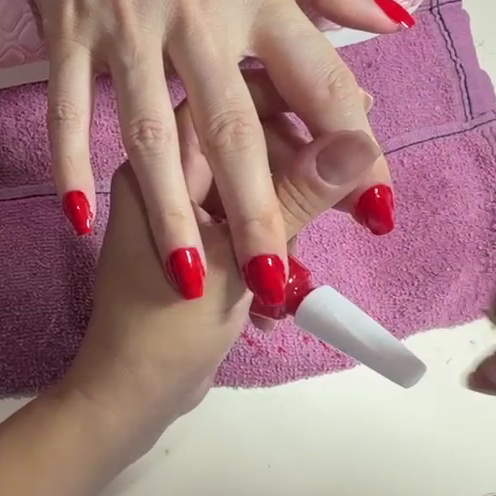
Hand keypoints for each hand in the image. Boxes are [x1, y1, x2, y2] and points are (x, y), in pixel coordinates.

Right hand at [0, 0, 406, 305]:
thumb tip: (388, 22)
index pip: (317, 79)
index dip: (352, 146)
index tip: (375, 208)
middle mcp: (195, 15)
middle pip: (234, 129)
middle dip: (260, 212)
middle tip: (278, 281)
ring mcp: (124, 28)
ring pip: (152, 134)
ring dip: (170, 210)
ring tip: (189, 275)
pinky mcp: (67, 33)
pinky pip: (70, 110)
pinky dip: (70, 164)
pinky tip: (76, 218)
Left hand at [63, 91, 382, 429]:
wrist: (133, 393)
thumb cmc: (169, 326)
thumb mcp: (240, 260)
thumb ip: (297, 199)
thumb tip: (360, 137)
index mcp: (157, 167)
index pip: (227, 104)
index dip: (291, 101)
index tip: (353, 110)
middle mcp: (165, 181)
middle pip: (248, 148)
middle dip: (304, 170)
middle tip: (362, 190)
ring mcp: (182, 217)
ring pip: (253, 191)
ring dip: (293, 218)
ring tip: (332, 241)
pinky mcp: (199, 251)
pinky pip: (246, 229)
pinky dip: (272, 250)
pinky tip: (289, 290)